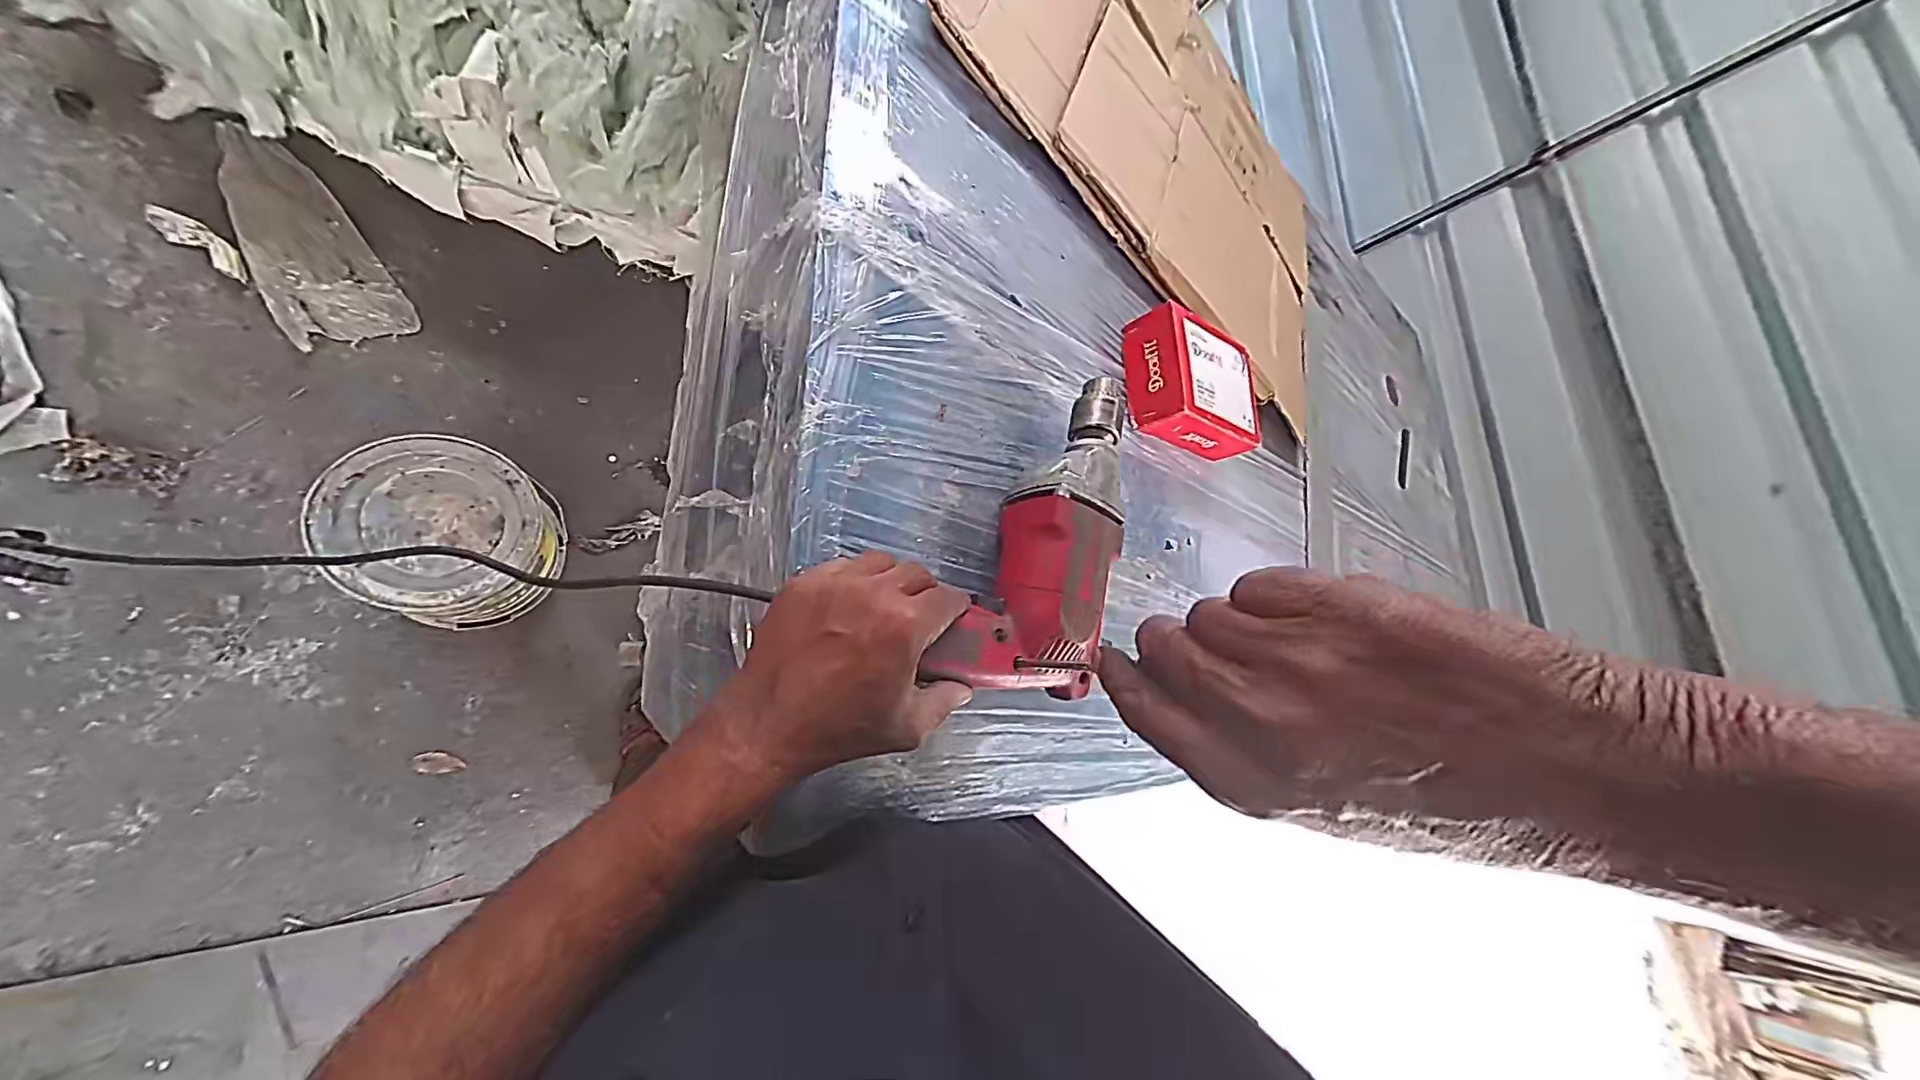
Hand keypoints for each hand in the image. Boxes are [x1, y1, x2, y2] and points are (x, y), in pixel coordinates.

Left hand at [691, 552, 973, 788]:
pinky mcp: (805, 583)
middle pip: (918, 573)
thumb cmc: (837, 727)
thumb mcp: (906, 727)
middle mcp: (872, 594)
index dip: (958, 609)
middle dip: (926, 594)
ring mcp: (835, 584)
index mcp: (904, 626)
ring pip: (881, 563)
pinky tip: (848, 604)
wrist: (768, 724)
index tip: (954, 619)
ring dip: (891, 581)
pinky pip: (843, 566)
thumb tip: (960, 686)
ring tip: (883, 607)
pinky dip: (854, 579)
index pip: (949, 597)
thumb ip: (944, 701)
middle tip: (920, 619)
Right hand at [1098, 567, 1699, 821]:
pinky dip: (1279, 597)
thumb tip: (1186, 696)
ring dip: (1240, 620)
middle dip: (1180, 639)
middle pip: (1164, 645)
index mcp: (1247, 779)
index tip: (1113, 654)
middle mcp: (1256, 718)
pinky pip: (1259, 585)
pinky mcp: (1336, 608)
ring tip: (1299, 644)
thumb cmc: (1452, 801)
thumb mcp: (1317, 802)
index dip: (1123, 675)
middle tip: (1218, 643)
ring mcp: (1294, 658)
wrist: (1574, 771)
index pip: (1143, 708)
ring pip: (1212, 611)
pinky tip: (1326, 623)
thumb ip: (1237, 750)